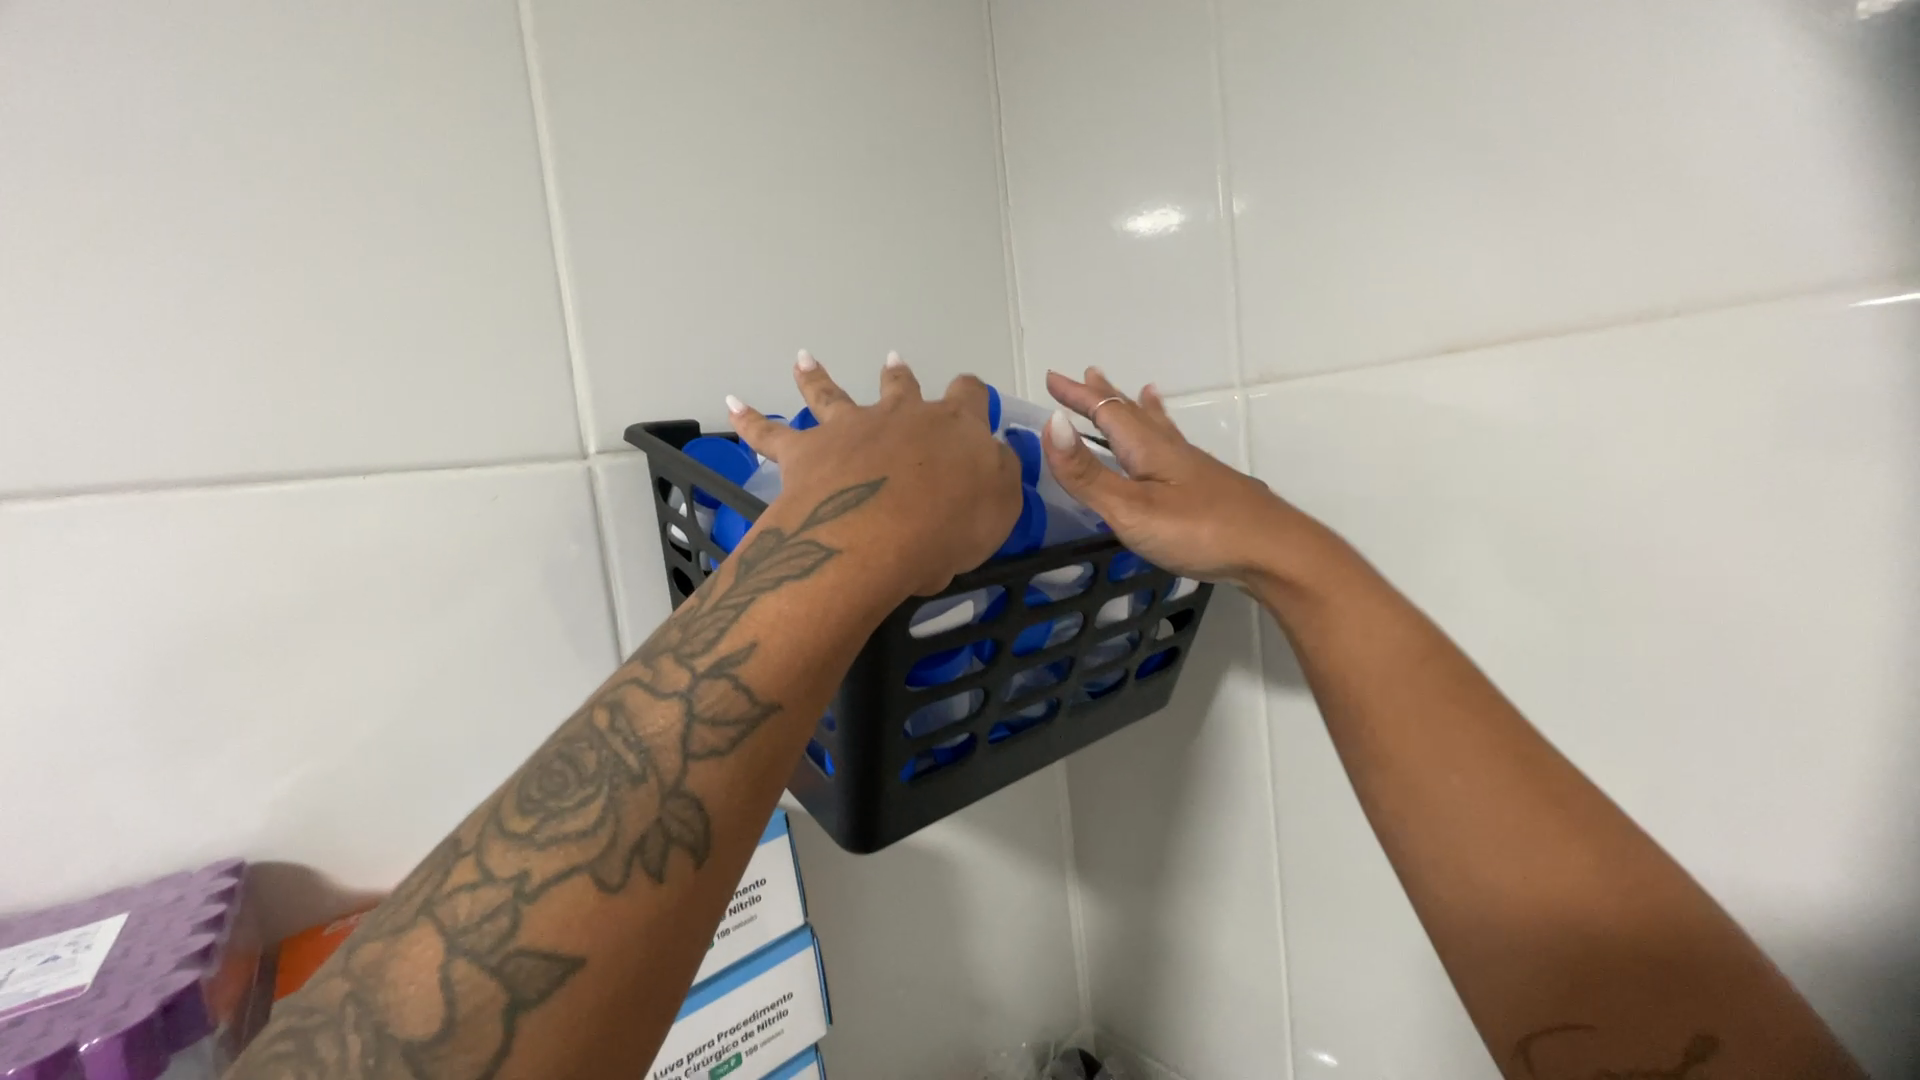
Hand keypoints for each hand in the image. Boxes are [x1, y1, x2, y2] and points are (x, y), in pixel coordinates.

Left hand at [729, 351, 1023, 597]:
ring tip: (805, 359)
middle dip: (900, 376)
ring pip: (831, 394)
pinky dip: (750, 419)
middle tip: (894, 363)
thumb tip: (994, 454)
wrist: (881, 534)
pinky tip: (732, 404)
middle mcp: (900, 416)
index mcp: (954, 426)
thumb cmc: (950, 525)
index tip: (974, 399)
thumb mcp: (1000, 505)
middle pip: (899, 386)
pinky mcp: (806, 452)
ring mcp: (849, 429)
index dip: (972, 396)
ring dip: (818, 376)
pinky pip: (770, 433)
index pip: (969, 396)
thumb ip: (999, 474)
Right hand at [1042, 367, 1317, 586]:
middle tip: (1086, 375)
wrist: (1273, 553)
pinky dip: (1165, 434)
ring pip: (1158, 428)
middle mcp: (1170, 451)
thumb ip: (1088, 473)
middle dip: (1104, 397)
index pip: (1106, 412)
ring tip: (1137, 392)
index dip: (1078, 396)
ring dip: (1137, 410)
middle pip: (1133, 414)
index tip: (1051, 378)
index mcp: (1148, 450)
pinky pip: (1175, 448)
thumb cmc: (1198, 532)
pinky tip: (1176, 448)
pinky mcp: (1208, 490)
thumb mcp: (1130, 508)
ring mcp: (1193, 469)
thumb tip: (1051, 424)